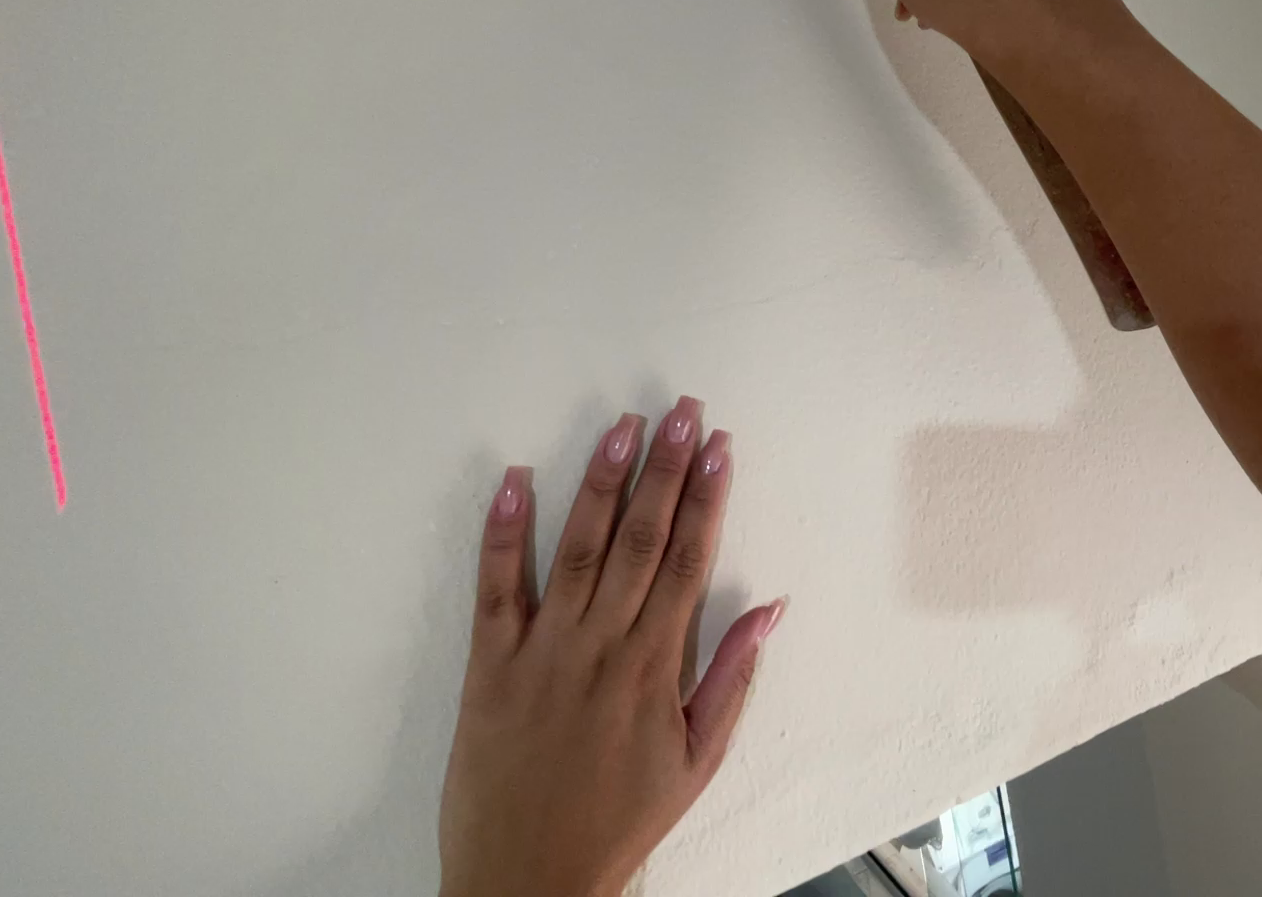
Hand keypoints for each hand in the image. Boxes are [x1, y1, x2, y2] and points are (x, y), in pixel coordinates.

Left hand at [438, 398, 785, 896]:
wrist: (527, 881)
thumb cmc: (624, 814)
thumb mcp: (699, 757)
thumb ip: (733, 676)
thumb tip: (771, 607)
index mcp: (656, 662)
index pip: (690, 559)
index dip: (708, 498)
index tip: (720, 447)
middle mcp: (603, 642)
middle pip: (642, 538)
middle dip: (666, 469)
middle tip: (682, 412)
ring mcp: (543, 650)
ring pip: (579, 549)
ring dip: (603, 484)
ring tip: (624, 427)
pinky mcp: (490, 665)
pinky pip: (496, 590)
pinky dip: (503, 534)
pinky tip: (516, 481)